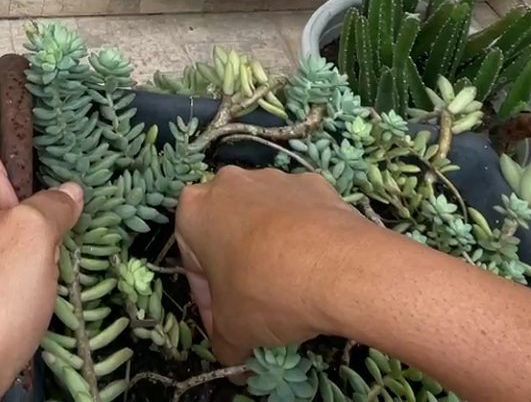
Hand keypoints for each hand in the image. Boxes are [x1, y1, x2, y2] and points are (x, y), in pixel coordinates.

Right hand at [175, 165, 383, 363]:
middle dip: (236, 267)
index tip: (227, 326)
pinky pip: (299, 211)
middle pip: (225, 231)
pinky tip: (317, 266)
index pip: (192, 262)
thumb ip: (222, 340)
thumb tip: (231, 353)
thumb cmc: (266, 291)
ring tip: (291, 285)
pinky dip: (303, 234)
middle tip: (254, 305)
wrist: (338, 267)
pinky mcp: (310, 182)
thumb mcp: (233, 330)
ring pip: (262, 217)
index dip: (208, 301)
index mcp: (194, 209)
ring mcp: (271, 178)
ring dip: (268, 247)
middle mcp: (227, 183)